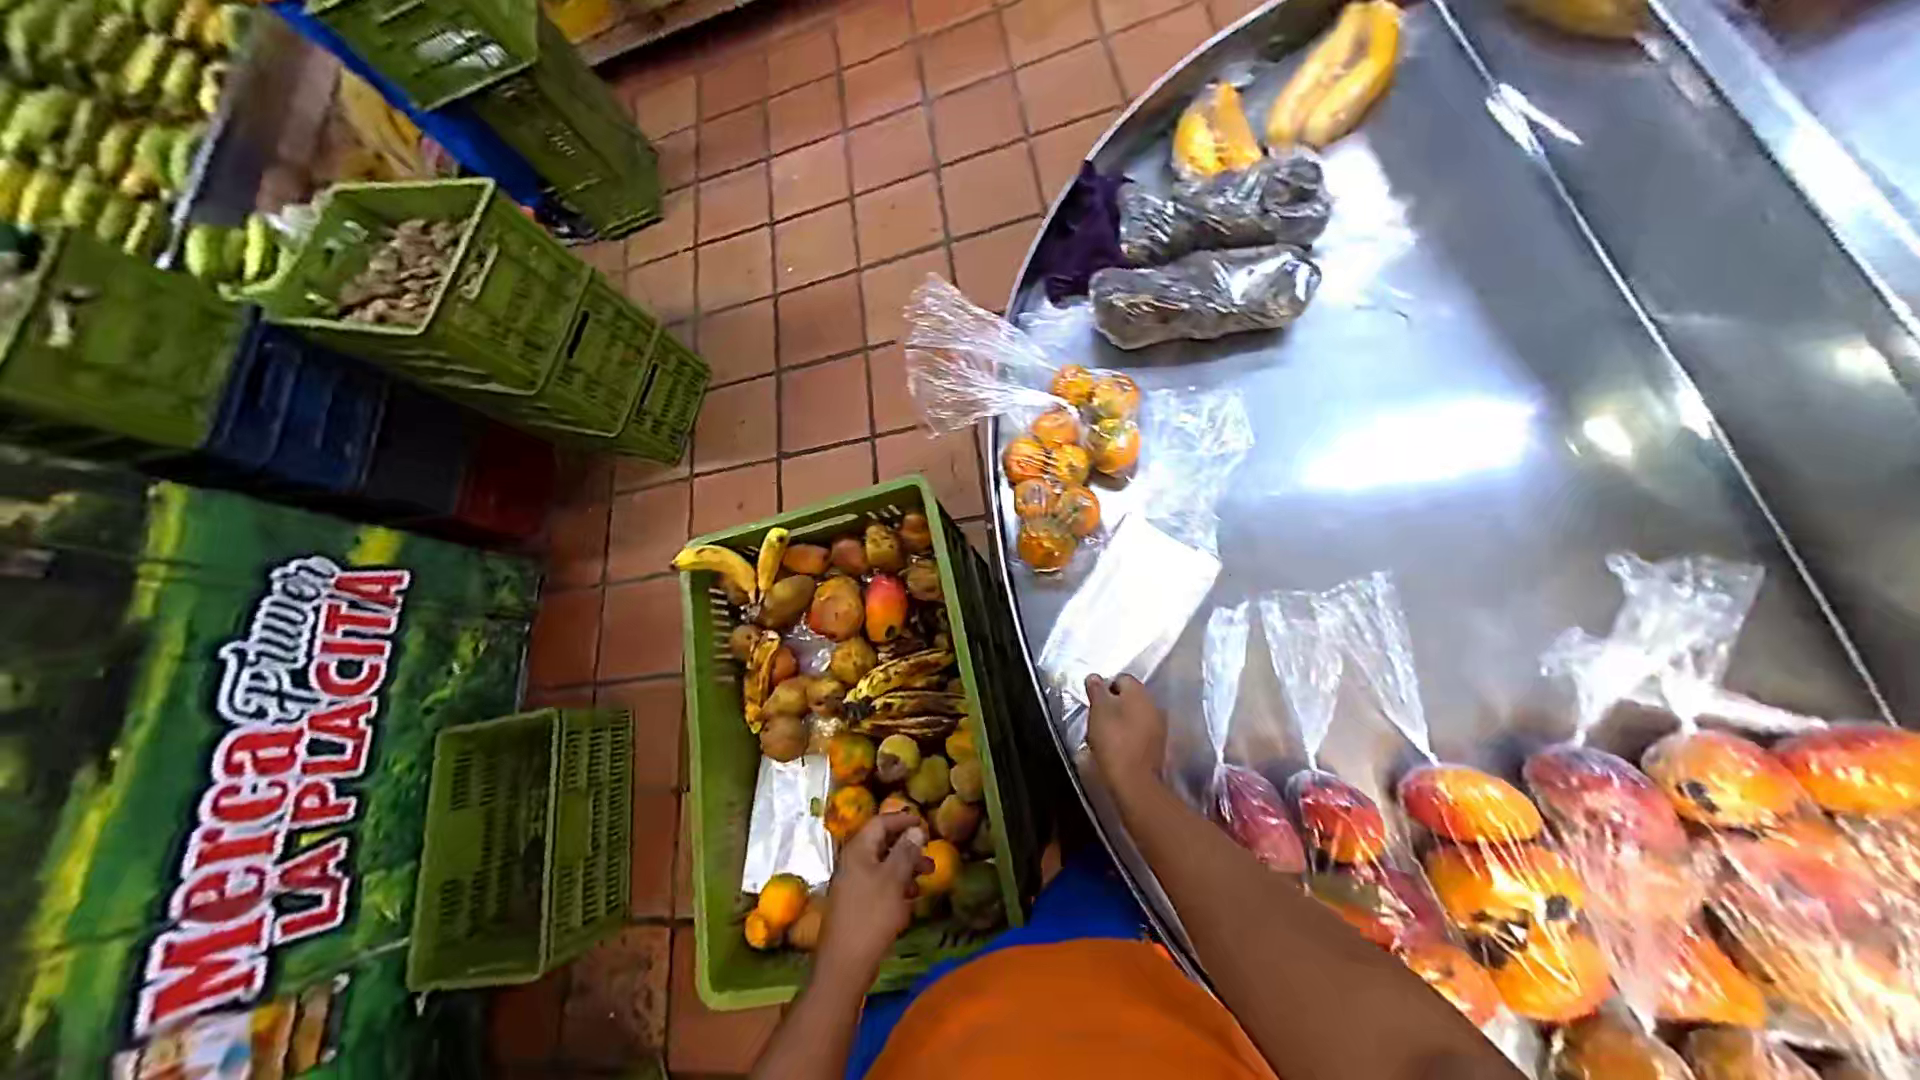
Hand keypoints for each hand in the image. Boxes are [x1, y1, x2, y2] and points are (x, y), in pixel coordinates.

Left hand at [818, 813, 929, 982]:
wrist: (844, 964)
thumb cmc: (871, 916)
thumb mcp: (894, 880)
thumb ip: (905, 852)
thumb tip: (915, 830)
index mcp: (858, 850)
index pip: (880, 822)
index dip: (902, 819)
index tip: (923, 823)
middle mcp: (852, 862)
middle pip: (882, 843)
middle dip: (908, 846)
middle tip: (929, 854)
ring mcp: (852, 884)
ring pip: (882, 866)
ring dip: (905, 867)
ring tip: (926, 878)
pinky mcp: (855, 904)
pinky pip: (878, 885)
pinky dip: (896, 885)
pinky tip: (910, 899)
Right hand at [1085, 673, 1166, 797]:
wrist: (1134, 780)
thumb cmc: (1113, 740)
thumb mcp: (1098, 710)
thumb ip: (1096, 690)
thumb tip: (1094, 677)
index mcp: (1139, 692)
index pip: (1120, 678)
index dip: (1104, 688)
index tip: (1093, 704)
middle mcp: (1153, 704)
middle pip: (1128, 697)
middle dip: (1112, 704)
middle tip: (1097, 719)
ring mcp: (1158, 725)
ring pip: (1134, 715)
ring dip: (1121, 720)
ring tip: (1105, 735)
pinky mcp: (1158, 745)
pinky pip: (1140, 731)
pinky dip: (1129, 735)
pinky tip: (1118, 746)